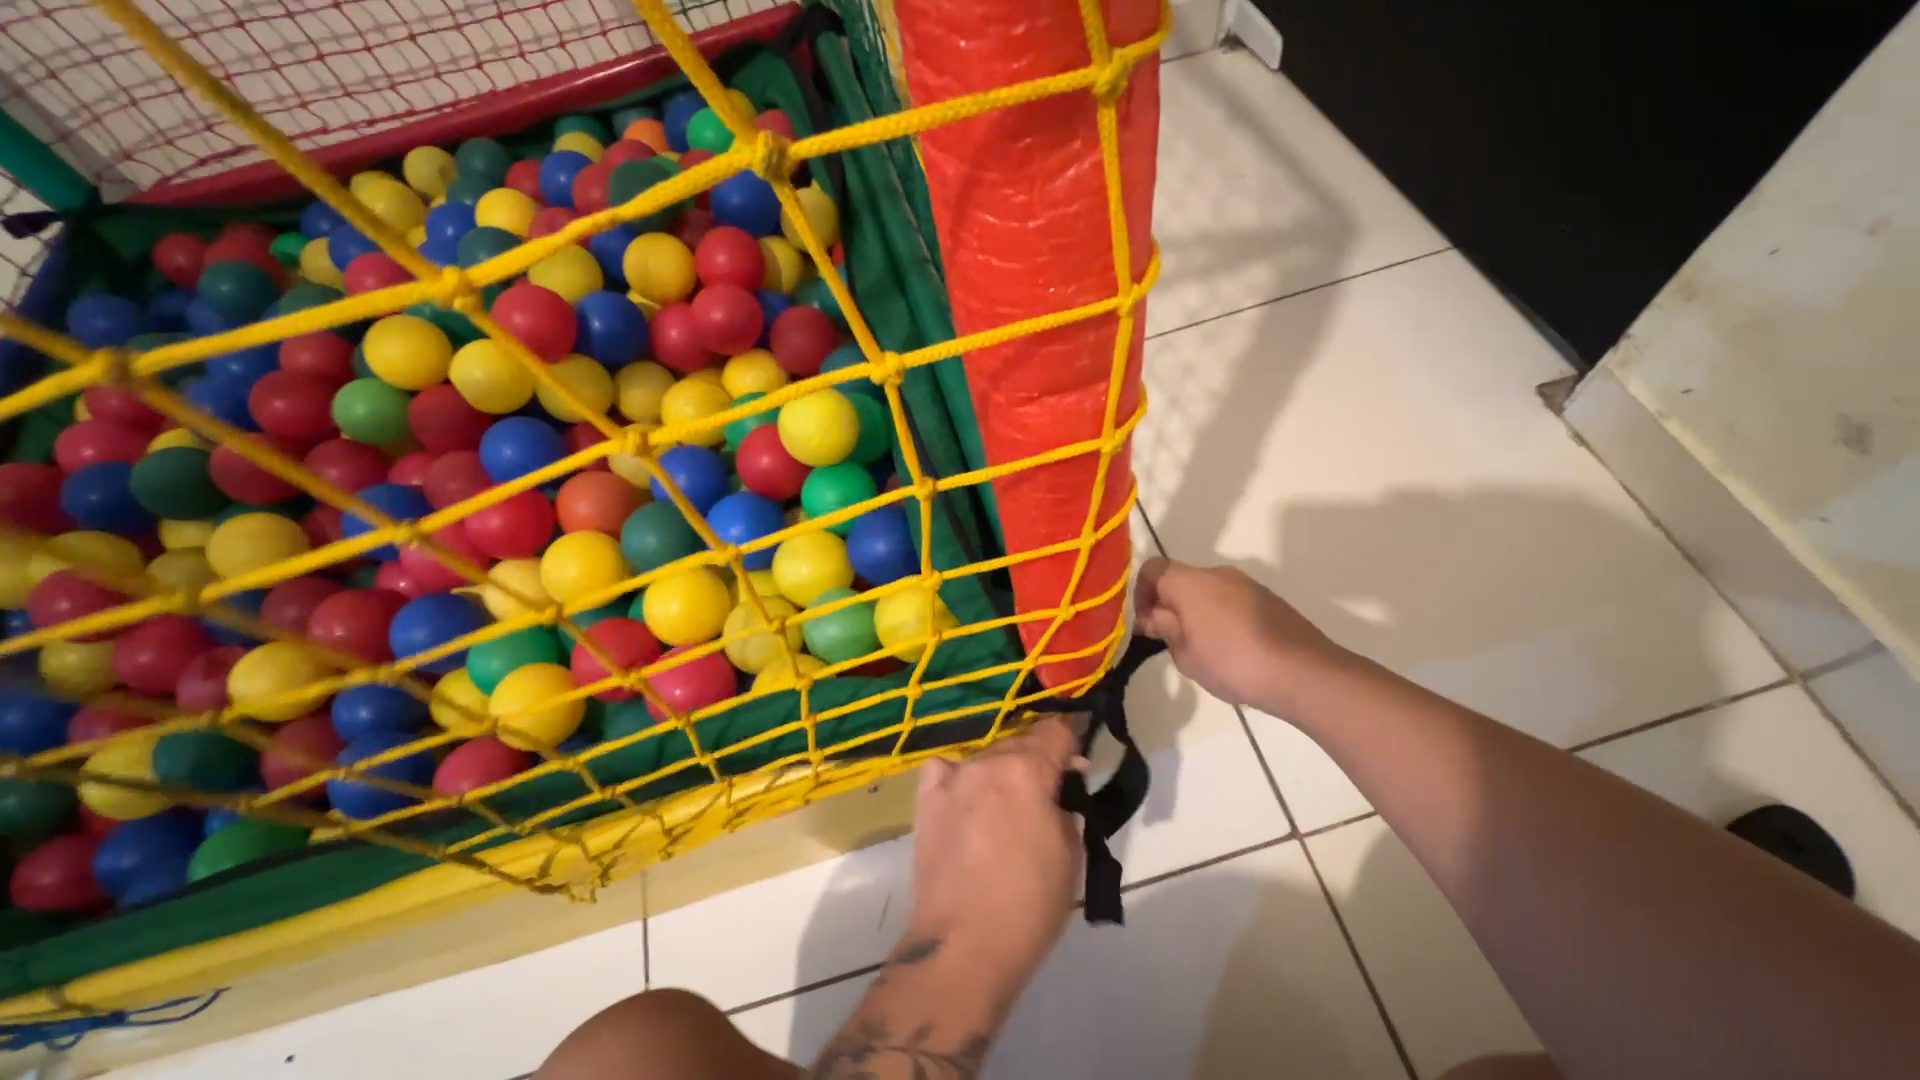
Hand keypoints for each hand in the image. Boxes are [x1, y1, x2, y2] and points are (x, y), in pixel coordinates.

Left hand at [905, 717, 1083, 995]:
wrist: (964, 943)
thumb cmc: (1029, 903)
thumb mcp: (1071, 853)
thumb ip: (1065, 809)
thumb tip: (1057, 794)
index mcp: (1027, 771)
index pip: (1056, 731)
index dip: (1072, 745)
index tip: (1078, 770)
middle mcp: (986, 764)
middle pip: (1019, 743)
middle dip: (1038, 761)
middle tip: (1049, 796)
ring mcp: (951, 780)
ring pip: (985, 758)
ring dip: (1002, 772)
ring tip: (1007, 807)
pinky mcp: (925, 803)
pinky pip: (946, 771)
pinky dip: (961, 777)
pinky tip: (968, 800)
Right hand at [1134, 557, 1350, 712]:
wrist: (1303, 672)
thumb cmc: (1233, 664)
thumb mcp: (1186, 655)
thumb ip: (1166, 630)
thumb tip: (1155, 616)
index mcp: (1191, 583)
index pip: (1153, 569)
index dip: (1140, 594)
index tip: (1146, 624)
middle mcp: (1219, 574)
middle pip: (1182, 579)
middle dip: (1170, 605)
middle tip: (1172, 642)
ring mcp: (1248, 585)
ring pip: (1209, 591)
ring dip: (1198, 612)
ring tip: (1204, 650)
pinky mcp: (1270, 600)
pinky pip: (1233, 601)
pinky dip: (1223, 617)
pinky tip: (1233, 651)